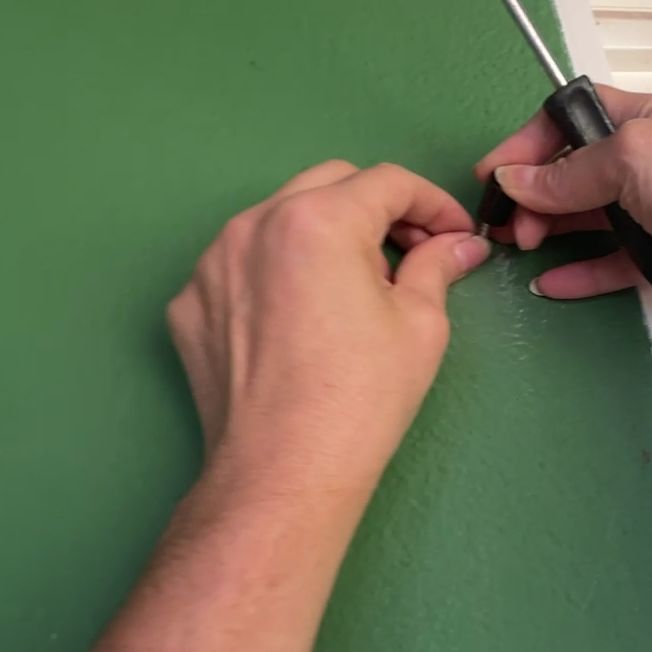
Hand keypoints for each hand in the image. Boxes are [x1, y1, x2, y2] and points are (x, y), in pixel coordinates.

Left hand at [166, 160, 489, 504]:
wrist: (285, 469)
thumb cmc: (365, 395)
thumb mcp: (421, 324)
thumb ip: (438, 266)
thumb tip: (462, 245)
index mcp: (320, 221)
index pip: (388, 181)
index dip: (434, 202)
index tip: (456, 233)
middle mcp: (254, 224)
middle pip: (331, 183)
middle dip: (381, 208)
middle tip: (415, 251)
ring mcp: (211, 262)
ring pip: (282, 217)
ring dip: (330, 235)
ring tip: (359, 287)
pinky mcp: (189, 302)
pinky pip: (245, 263)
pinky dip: (284, 271)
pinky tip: (308, 318)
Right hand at [474, 84, 651, 333]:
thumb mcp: (630, 161)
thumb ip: (568, 172)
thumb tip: (514, 180)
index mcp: (644, 119)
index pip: (569, 120)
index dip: (527, 144)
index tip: (492, 175)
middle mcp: (649, 161)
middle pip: (573, 172)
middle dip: (534, 195)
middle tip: (507, 226)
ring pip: (589, 218)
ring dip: (551, 232)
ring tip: (520, 250)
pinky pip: (610, 260)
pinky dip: (581, 270)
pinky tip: (551, 283)